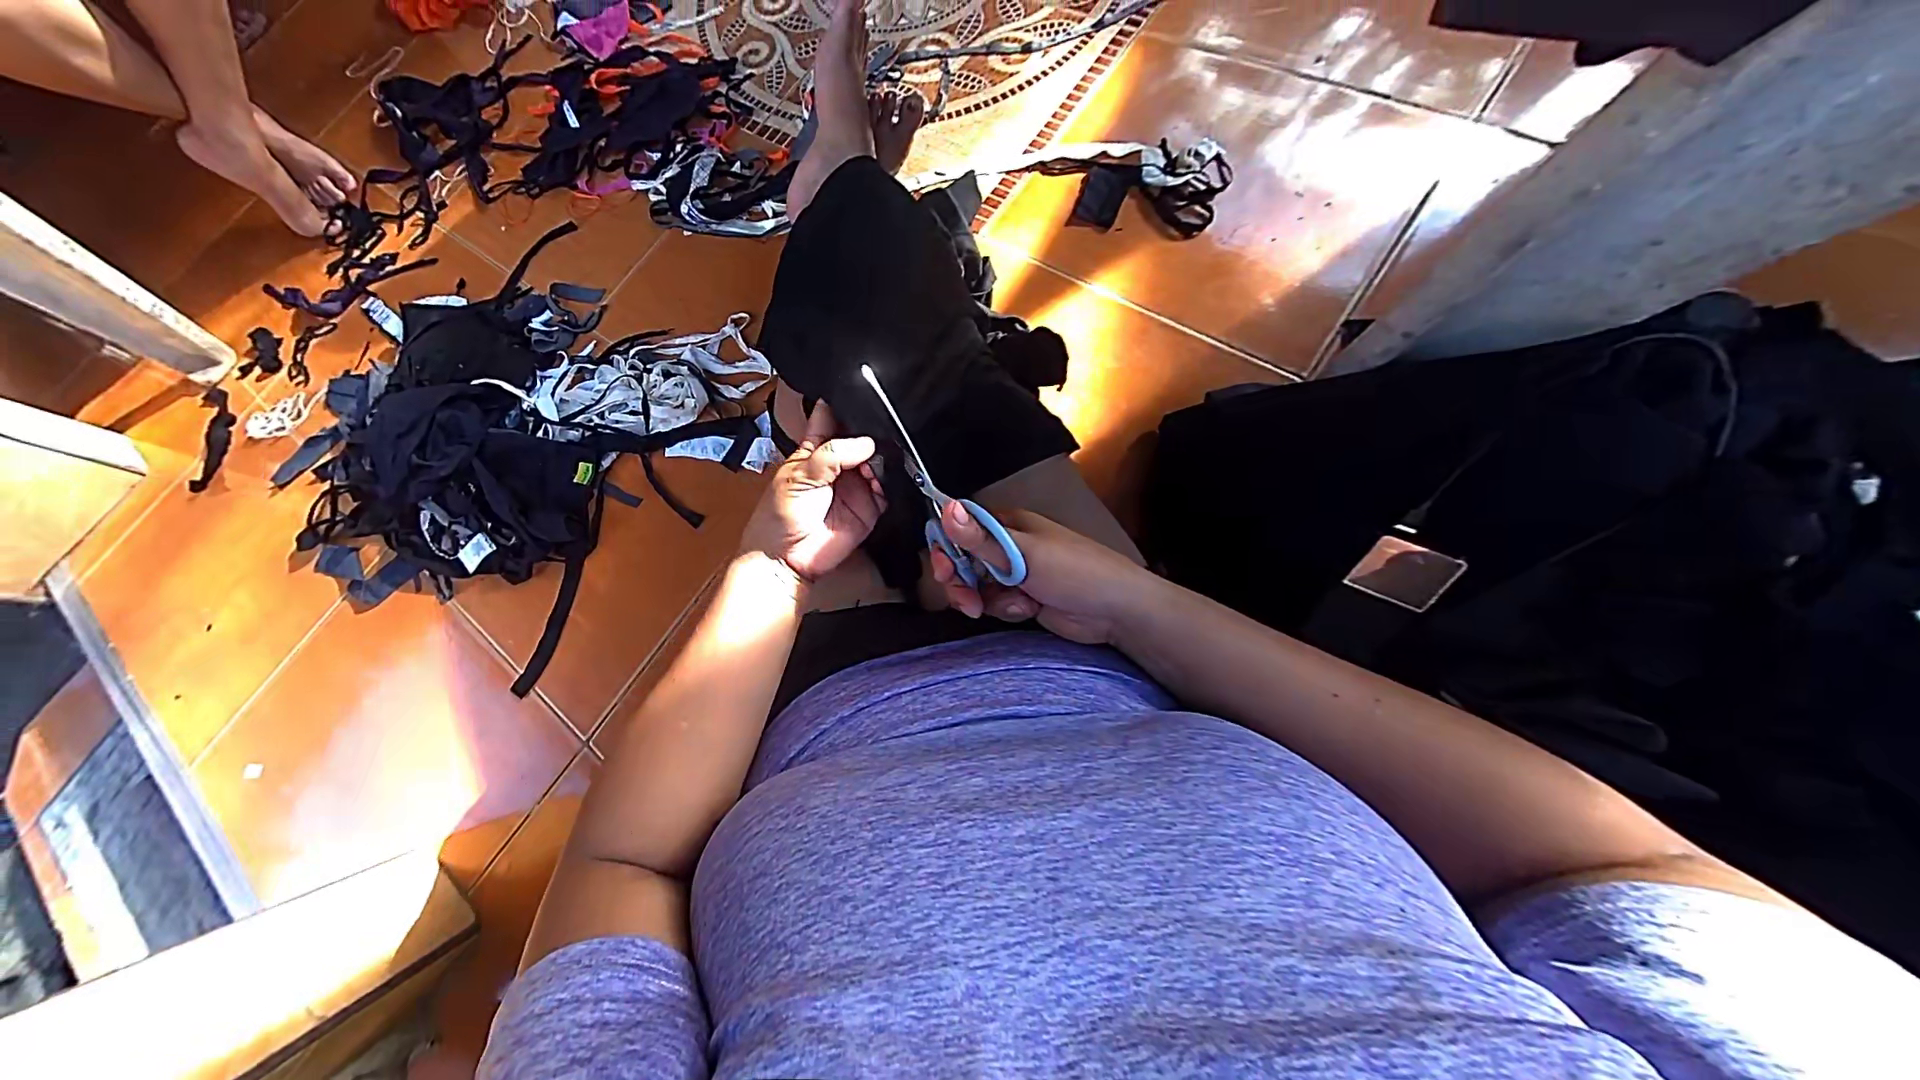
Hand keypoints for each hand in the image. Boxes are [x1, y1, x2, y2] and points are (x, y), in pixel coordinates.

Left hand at [739, 402, 885, 582]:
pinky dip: (893, 484)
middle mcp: (839, 465)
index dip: (845, 405)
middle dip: (874, 434)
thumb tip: (866, 443)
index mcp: (815, 449)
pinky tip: (885, 481)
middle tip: (877, 436)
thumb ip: (832, 454)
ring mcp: (856, 486)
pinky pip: (889, 491)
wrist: (786, 558)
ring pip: (880, 462)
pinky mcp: (870, 508)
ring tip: (877, 463)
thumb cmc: (778, 517)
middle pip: (863, 438)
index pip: (832, 418)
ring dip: (885, 459)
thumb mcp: (800, 476)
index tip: (860, 395)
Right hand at [929, 502, 1160, 644]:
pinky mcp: (1022, 598)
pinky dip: (1005, 609)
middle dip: (961, 583)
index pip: (962, 528)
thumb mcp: (1024, 554)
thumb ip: (981, 538)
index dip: (947, 548)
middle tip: (968, 602)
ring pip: (977, 586)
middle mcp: (1008, 546)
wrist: (1115, 610)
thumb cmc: (1076, 571)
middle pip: (963, 561)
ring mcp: (1015, 573)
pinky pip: (995, 603)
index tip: (944, 570)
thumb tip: (947, 507)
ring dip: (987, 599)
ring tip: (1013, 605)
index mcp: (1008, 525)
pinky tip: (1028, 610)